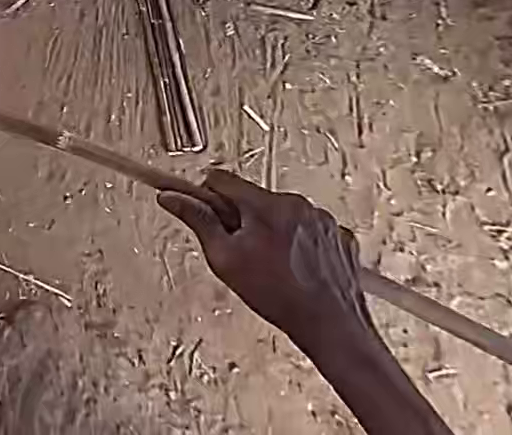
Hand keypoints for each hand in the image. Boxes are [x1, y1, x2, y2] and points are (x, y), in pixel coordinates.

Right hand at [157, 170, 374, 353]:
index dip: (207, 196)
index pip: (220, 179)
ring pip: (278, 210)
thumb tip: (170, 196)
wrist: (334, 332)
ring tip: (271, 260)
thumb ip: (196, 219)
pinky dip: (297, 238)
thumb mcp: (223, 258)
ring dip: (269, 226)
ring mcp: (323, 220)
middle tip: (241, 247)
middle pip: (251, 196)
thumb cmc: (279, 297)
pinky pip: (306, 225)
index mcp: (266, 205)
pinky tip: (294, 263)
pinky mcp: (340, 237)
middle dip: (241, 215)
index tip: (205, 211)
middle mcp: (297, 205)